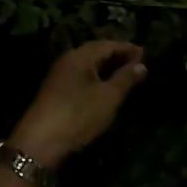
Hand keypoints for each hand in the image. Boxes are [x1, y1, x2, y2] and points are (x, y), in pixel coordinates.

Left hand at [9, 41, 147, 168]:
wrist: (41, 142)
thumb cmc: (78, 115)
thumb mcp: (108, 97)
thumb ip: (125, 79)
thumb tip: (141, 65)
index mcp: (80, 56)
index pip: (108, 45)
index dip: (127, 49)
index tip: (145, 54)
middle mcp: (67, 61)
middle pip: (96, 52)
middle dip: (117, 57)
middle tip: (137, 64)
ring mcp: (59, 76)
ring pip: (87, 66)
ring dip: (106, 69)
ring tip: (124, 77)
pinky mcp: (55, 91)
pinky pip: (80, 77)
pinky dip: (96, 79)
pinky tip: (104, 89)